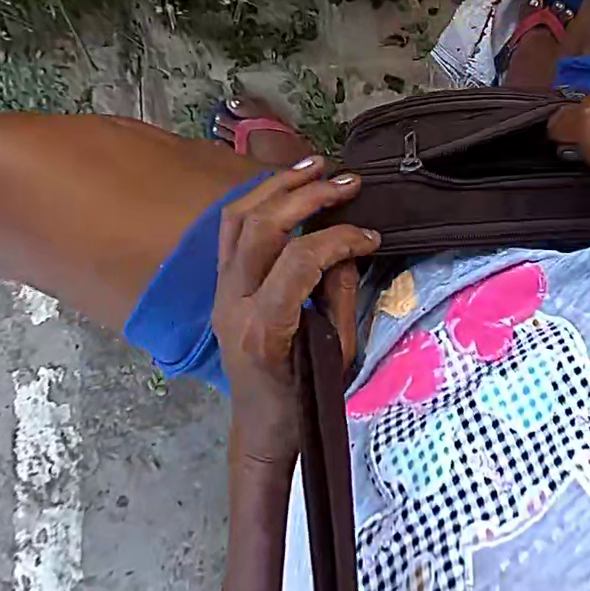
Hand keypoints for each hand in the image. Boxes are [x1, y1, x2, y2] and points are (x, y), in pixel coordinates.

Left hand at [211, 158, 380, 466]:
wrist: (261, 425)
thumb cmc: (306, 398)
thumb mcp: (337, 352)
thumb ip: (339, 293)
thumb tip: (345, 247)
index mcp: (263, 327)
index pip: (299, 260)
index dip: (339, 238)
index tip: (370, 236)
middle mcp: (231, 303)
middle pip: (262, 227)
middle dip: (307, 196)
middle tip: (348, 182)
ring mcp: (219, 292)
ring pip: (238, 219)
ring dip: (278, 186)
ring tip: (315, 165)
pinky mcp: (220, 286)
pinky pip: (232, 230)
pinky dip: (260, 199)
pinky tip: (287, 185)